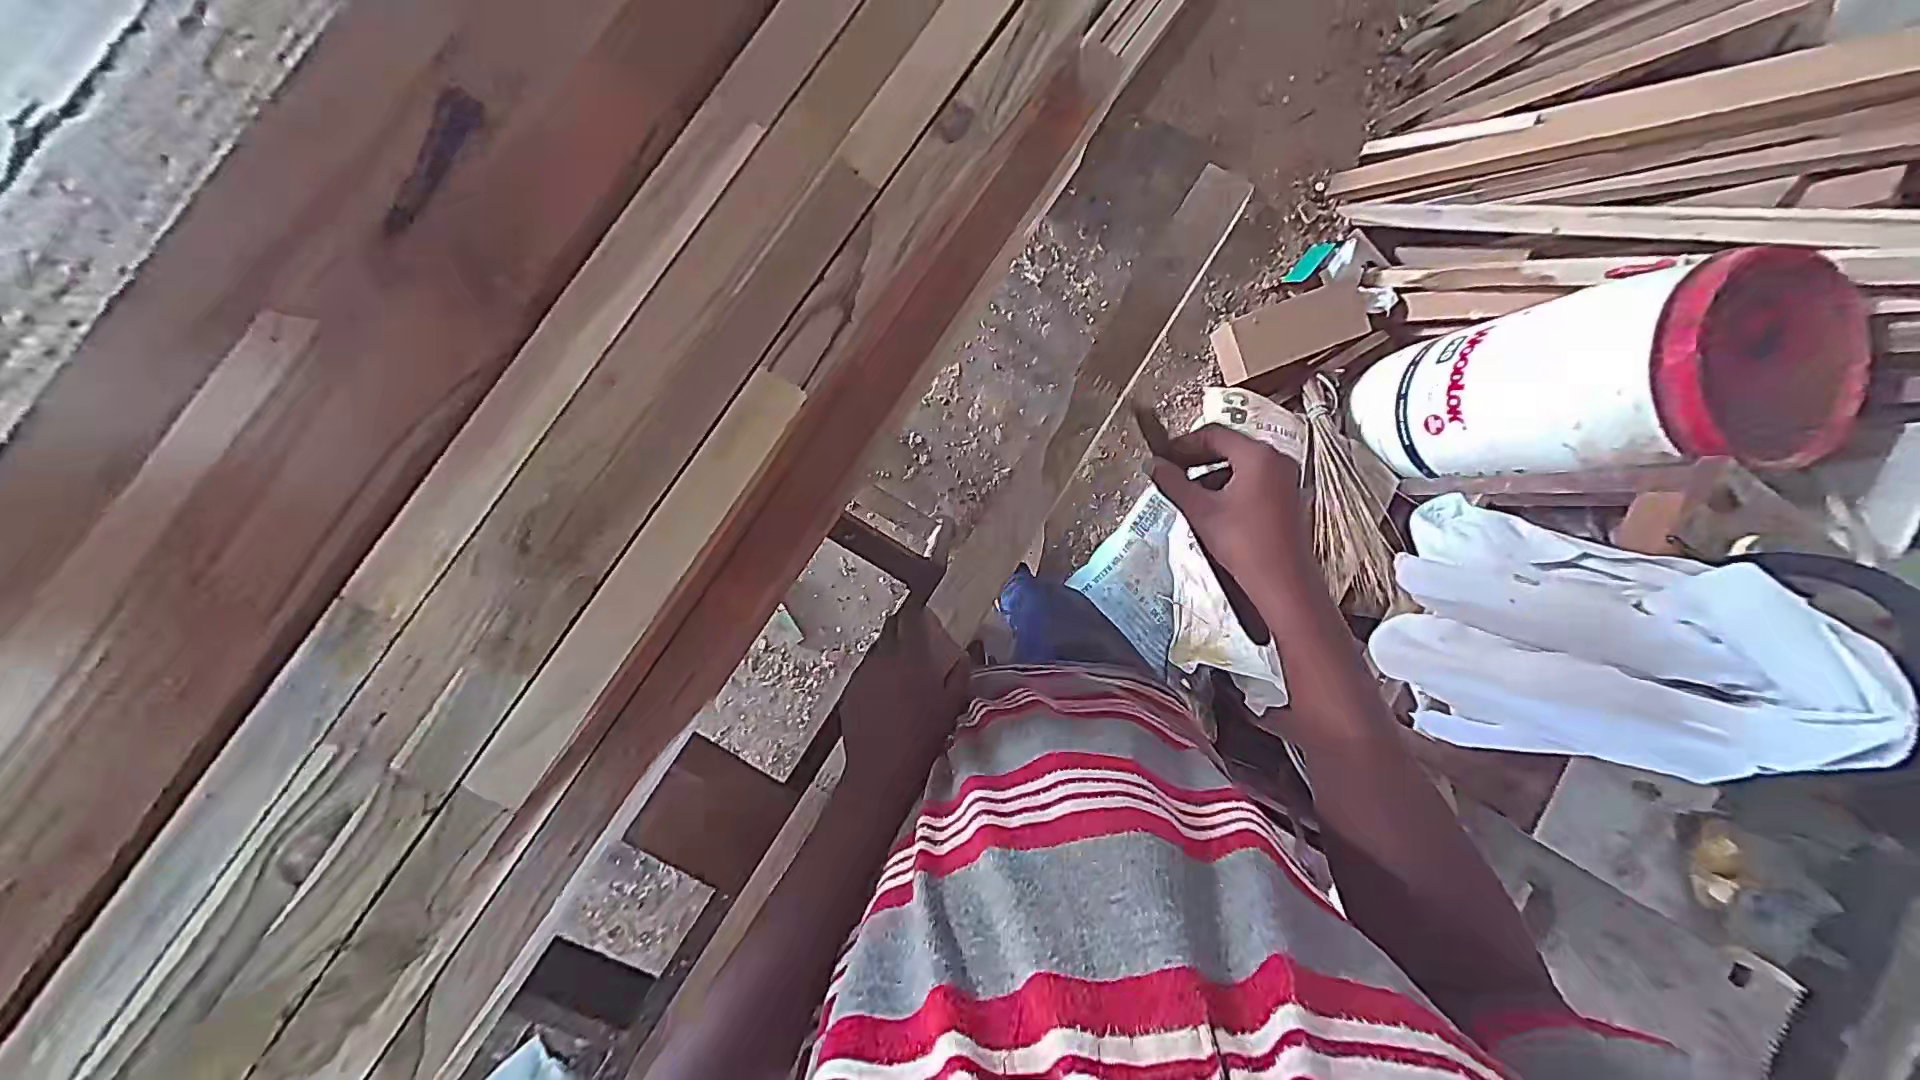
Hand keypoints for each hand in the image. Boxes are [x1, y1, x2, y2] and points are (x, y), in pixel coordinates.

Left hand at [839, 605, 972, 790]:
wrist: (883, 768)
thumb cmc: (924, 736)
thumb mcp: (952, 704)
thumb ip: (959, 673)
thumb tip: (962, 655)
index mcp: (912, 656)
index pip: (910, 617)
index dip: (916, 611)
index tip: (922, 612)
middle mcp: (884, 657)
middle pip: (890, 627)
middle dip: (901, 628)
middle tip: (913, 638)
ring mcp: (863, 672)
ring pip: (877, 649)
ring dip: (889, 652)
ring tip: (901, 671)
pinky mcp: (850, 688)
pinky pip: (865, 671)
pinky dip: (876, 673)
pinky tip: (885, 693)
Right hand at [1147, 424, 1310, 595]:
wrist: (1282, 582)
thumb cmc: (1244, 544)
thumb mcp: (1200, 510)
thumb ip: (1173, 483)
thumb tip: (1154, 465)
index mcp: (1258, 455)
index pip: (1214, 434)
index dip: (1183, 444)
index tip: (1164, 457)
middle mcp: (1277, 460)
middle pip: (1229, 448)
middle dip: (1196, 460)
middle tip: (1171, 471)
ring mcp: (1286, 480)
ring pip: (1240, 466)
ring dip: (1211, 475)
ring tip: (1187, 494)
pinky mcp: (1287, 499)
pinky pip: (1252, 482)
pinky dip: (1228, 488)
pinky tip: (1211, 508)